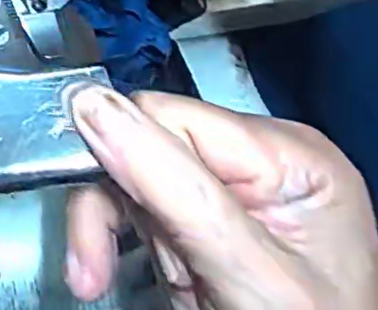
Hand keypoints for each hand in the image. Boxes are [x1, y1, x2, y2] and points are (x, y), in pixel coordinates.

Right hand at [64, 88, 377, 309]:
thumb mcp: (249, 275)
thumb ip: (173, 184)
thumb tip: (91, 102)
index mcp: (286, 156)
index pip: (162, 114)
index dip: (128, 161)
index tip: (118, 226)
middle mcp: (256, 159)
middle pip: (138, 141)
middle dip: (114, 204)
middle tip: (99, 264)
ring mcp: (226, 190)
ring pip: (124, 171)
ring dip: (106, 223)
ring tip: (100, 274)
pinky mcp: (199, 218)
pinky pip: (130, 200)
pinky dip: (112, 234)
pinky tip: (111, 267)